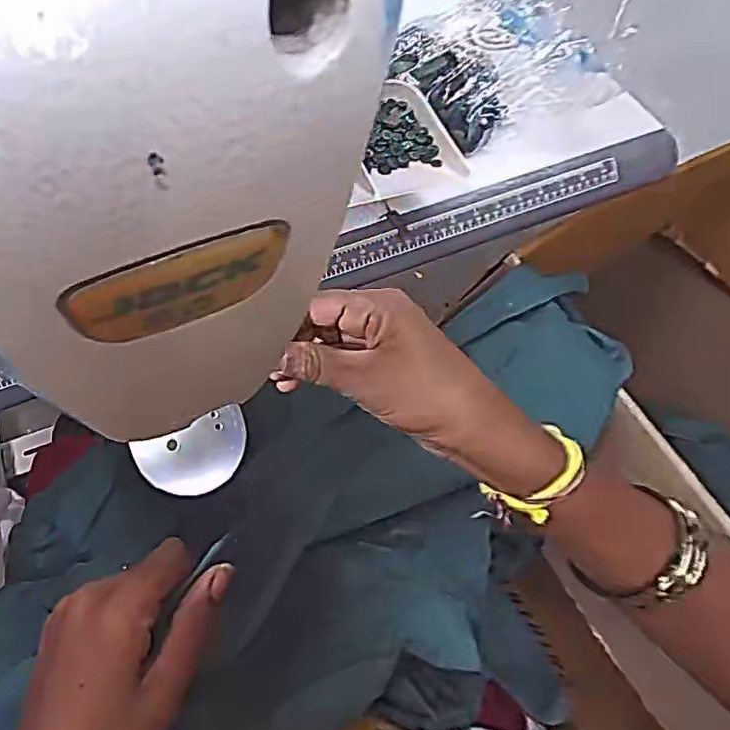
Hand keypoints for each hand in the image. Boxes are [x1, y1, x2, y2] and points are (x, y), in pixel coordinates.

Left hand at [0, 539, 231, 729]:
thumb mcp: (165, 689)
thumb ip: (194, 623)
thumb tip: (221, 572)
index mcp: (116, 605)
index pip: (169, 553)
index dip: (190, 576)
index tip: (193, 616)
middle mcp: (85, 592)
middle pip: (144, 569)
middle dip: (162, 598)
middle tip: (163, 656)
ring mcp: (63, 606)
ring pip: (121, 583)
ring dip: (138, 609)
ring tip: (135, 667)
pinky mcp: (51, 623)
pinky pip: (97, 600)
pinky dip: (113, 617)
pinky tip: (109, 666)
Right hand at [273, 288, 563, 493]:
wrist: (470, 425)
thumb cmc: (425, 394)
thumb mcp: (361, 377)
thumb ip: (314, 362)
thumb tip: (276, 355)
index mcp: (377, 304)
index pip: (317, 303)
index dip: (286, 322)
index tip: (260, 343)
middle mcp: (377, 313)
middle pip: (320, 318)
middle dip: (293, 341)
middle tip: (266, 364)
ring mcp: (380, 336)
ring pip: (328, 337)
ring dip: (305, 357)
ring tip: (279, 377)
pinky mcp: (381, 357)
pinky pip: (341, 354)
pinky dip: (321, 366)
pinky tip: (299, 380)